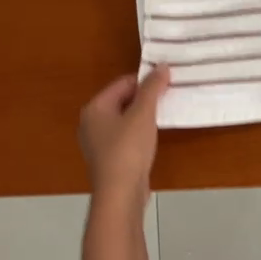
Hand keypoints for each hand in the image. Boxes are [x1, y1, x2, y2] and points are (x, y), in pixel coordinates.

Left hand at [77, 66, 169, 197]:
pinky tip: (153, 138)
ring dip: (144, 116)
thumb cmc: (128, 149)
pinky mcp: (109, 158)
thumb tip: (161, 66)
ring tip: (165, 116)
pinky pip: (125, 136)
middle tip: (169, 98)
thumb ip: (152, 89)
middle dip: (146, 98)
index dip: (146, 81)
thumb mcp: (143, 114)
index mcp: (95, 108)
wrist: (120, 193)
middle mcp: (91, 123)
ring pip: (125, 119)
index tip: (168, 83)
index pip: (123, 83)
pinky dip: (140, 133)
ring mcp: (98, 142)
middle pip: (122, 100)